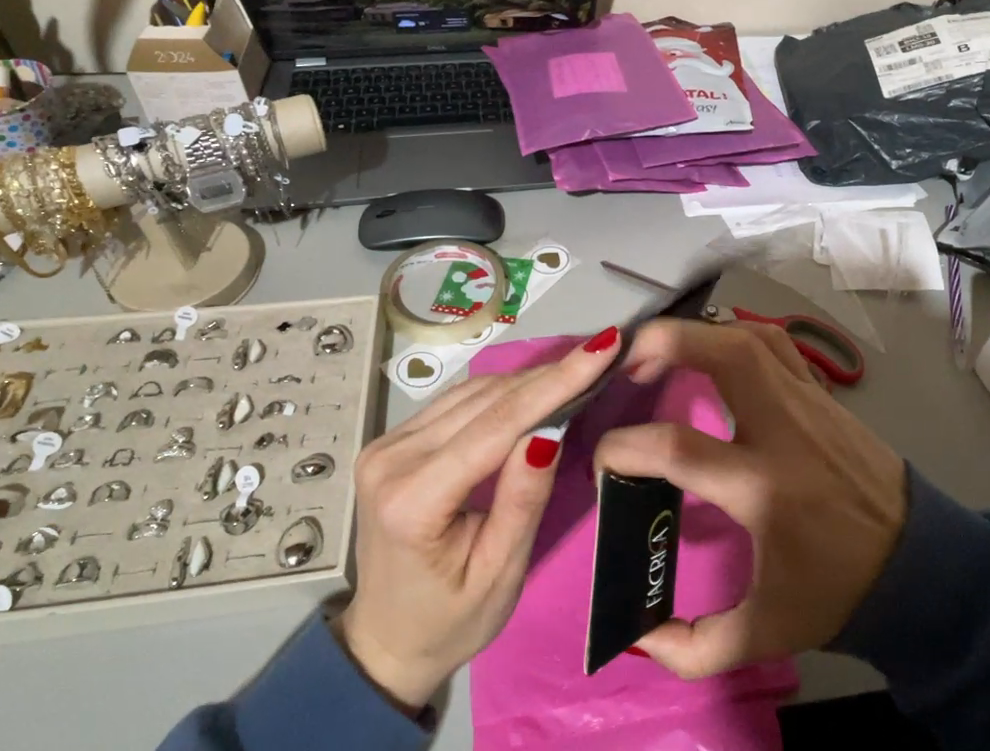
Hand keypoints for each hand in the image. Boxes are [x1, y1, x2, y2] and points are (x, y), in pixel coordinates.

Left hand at [337, 326, 622, 709]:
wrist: (387, 639)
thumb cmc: (450, 620)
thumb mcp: (499, 573)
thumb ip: (522, 500)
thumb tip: (551, 430)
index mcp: (412, 500)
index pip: (495, 426)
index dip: (553, 384)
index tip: (601, 350)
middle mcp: (390, 460)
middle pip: (484, 402)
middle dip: (548, 375)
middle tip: (604, 352)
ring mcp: (386, 446)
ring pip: (471, 394)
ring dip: (528, 380)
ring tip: (581, 365)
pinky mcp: (392, 442)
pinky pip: (456, 404)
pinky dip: (502, 394)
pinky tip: (537, 387)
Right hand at [597, 318, 907, 677]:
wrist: (921, 568)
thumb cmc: (838, 593)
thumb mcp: (765, 634)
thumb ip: (694, 647)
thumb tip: (637, 637)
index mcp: (762, 488)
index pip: (675, 446)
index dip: (623, 447)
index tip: (602, 460)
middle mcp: (785, 431)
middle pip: (724, 353)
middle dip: (665, 341)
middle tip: (623, 360)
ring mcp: (810, 404)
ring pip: (752, 338)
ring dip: (699, 331)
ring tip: (660, 349)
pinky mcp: (825, 396)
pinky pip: (776, 347)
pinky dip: (735, 337)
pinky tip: (711, 353)